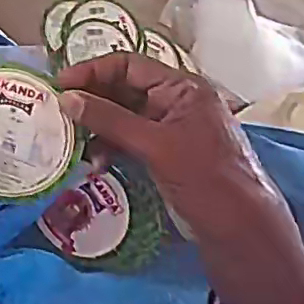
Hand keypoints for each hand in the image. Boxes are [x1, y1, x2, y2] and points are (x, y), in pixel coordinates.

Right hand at [58, 55, 303, 303]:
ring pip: (123, 117)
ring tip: (74, 144)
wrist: (244, 238)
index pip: (128, 65)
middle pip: (123, 89)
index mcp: (182, 88)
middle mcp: (176, 102)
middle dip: (92, 101)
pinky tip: (96, 164)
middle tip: (59, 114)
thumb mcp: (155, 145)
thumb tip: (66, 98)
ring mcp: (171, 129)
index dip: (92, 71)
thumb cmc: (206, 180)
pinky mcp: (166, 155)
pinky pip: (129, 140)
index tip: (60, 85)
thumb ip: (109, 119)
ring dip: (98, 128)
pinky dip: (111, 148)